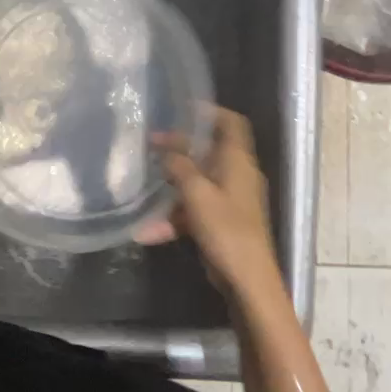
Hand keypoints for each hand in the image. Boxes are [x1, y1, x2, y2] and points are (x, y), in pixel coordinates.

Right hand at [139, 107, 279, 297]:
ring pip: (197, 183)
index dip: (210, 112)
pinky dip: (173, 219)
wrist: (248, 281)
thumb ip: (180, 168)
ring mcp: (229, 201)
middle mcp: (236, 176)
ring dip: (171, 189)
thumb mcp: (197, 194)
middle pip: (207, 152)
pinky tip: (147, 233)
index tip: (183, 110)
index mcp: (238, 162)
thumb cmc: (226, 230)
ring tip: (142, 190)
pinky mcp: (220, 224)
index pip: (232, 124)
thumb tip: (167, 153)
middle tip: (151, 144)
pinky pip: (193, 212)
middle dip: (178, 149)